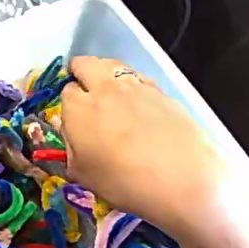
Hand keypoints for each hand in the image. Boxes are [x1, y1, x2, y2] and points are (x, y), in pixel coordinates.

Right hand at [60, 55, 248, 247]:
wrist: (183, 181)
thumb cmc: (123, 182)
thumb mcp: (82, 173)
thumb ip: (71, 147)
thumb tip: (72, 133)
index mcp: (78, 109)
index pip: (65, 92)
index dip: (67, 102)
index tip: (72, 116)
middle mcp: (104, 90)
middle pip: (87, 64)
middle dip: (80, 71)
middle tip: (82, 86)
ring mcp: (136, 87)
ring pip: (114, 66)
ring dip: (105, 73)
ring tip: (108, 90)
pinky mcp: (162, 93)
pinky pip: (138, 78)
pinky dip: (131, 83)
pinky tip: (136, 101)